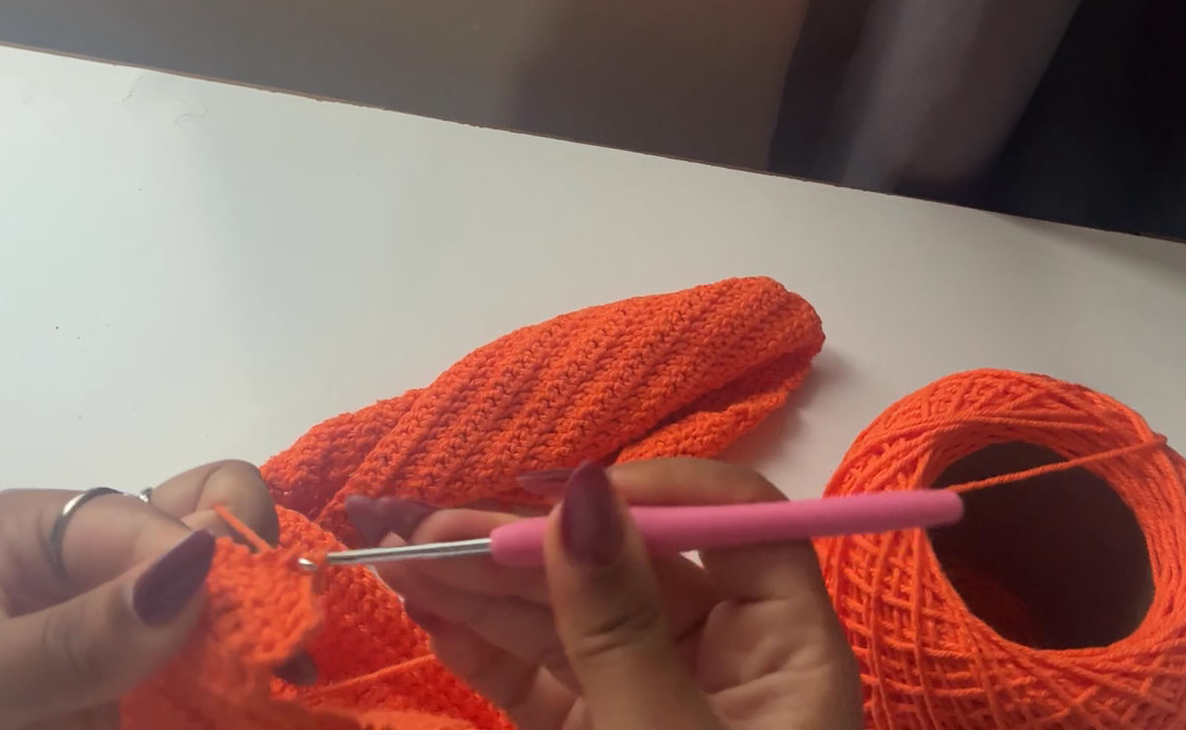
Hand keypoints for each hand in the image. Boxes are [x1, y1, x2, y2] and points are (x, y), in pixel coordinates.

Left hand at [0, 460, 280, 729]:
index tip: (238, 630)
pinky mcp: (110, 695)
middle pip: (211, 538)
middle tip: (281, 643)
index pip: (173, 508)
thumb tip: (204, 566)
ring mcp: (104, 636)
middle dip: (254, 577)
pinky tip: (241, 702)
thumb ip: (69, 635)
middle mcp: (89, 569)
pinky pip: (187, 677)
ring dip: (248, 639)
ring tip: (283, 684)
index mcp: (46, 530)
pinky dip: (218, 687)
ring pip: (213, 610)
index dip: (215, 558)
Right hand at [354, 459, 862, 729]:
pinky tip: (426, 606)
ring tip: (399, 554)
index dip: (658, 491)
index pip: (738, 523)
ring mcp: (655, 696)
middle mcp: (725, 660)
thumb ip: (619, 624)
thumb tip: (581, 489)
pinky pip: (541, 673)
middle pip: (629, 566)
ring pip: (570, 616)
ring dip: (485, 587)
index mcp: (786, 649)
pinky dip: (482, 643)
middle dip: (528, 544)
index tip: (565, 494)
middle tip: (429, 526)